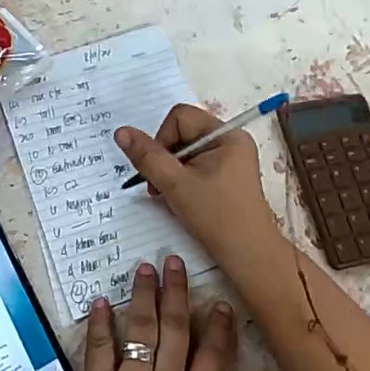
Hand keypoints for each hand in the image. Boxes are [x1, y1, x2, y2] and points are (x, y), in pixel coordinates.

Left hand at [47, 259, 273, 370]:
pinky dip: (100, 323)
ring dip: (143, 296)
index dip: (218, 329)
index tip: (219, 302)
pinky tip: (100, 302)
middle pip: (174, 330)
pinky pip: (100, 347)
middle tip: (174, 260)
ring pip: (141, 329)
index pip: (212, 358)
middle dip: (176, 292)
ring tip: (144, 268)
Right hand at [114, 106, 287, 271]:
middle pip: (183, 132)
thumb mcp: (175, 184)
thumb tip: (122, 132)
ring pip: (187, 150)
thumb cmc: (216, 216)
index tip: (160, 171)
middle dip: (166, 158)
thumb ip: (147, 156)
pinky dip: (183, 178)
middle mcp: (232, 139)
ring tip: (170, 195)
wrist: (248, 253)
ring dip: (171, 170)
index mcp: (227, 134)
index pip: (180, 117)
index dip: (162, 140)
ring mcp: (232, 157)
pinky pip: (197, 164)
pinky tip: (182, 198)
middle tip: (160, 187)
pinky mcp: (228, 174)